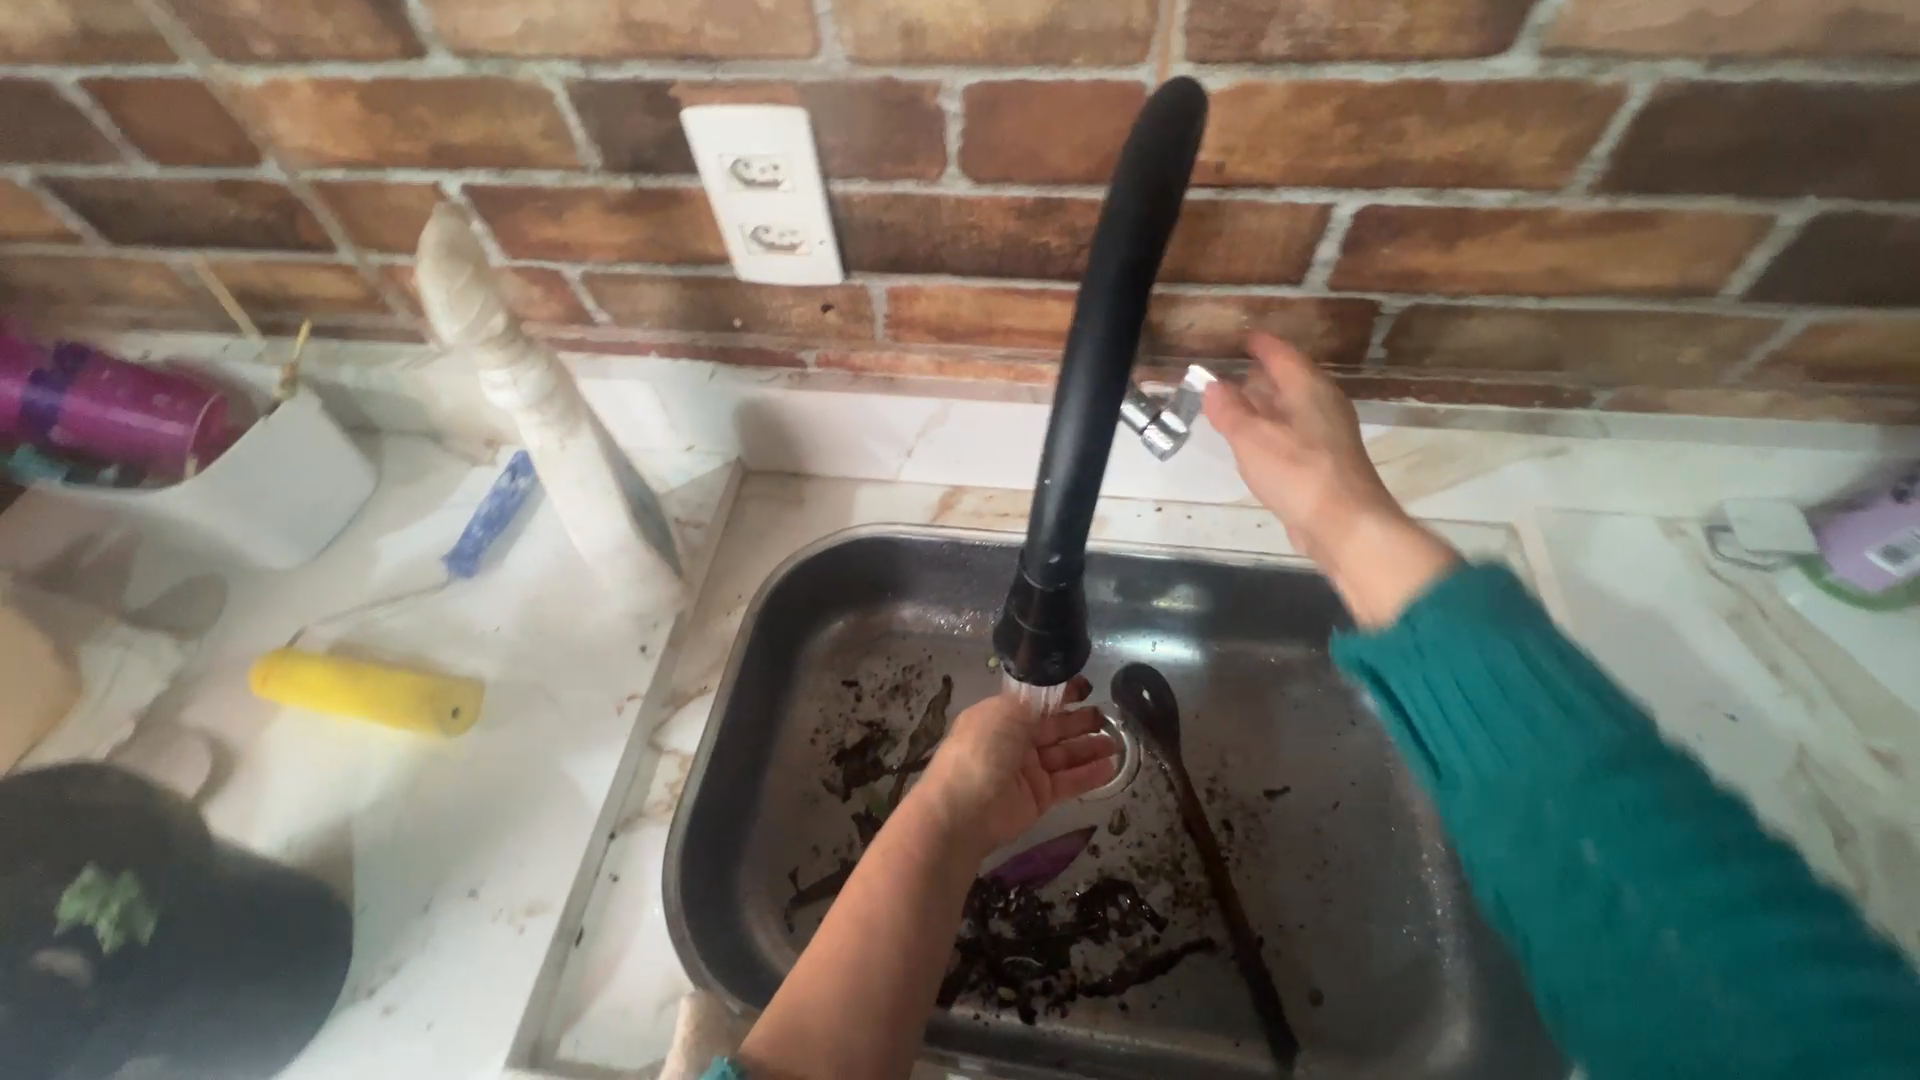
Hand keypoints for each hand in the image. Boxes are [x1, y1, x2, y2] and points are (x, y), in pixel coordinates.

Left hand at [913, 677, 1116, 856]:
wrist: (963, 810)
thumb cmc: (981, 751)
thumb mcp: (1004, 713)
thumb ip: (1032, 704)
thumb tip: (1051, 694)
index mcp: (1000, 716)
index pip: (1036, 703)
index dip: (1061, 697)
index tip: (1085, 689)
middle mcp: (1014, 741)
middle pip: (1053, 728)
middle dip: (1080, 722)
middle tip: (1108, 717)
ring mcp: (1027, 771)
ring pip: (1064, 755)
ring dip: (1089, 748)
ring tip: (1117, 742)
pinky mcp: (1039, 797)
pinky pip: (1068, 782)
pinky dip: (1089, 775)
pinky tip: (1111, 767)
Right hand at [1203, 332, 1458, 627]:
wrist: (1345, 524)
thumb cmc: (1298, 472)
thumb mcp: (1251, 438)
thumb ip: (1229, 410)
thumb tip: (1213, 386)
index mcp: (1309, 389)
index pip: (1283, 355)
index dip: (1262, 345)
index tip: (1244, 338)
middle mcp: (1323, 405)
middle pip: (1290, 381)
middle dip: (1262, 376)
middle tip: (1232, 374)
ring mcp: (1328, 435)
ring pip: (1292, 408)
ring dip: (1266, 405)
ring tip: (1237, 407)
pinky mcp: (1326, 463)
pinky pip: (1293, 433)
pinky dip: (1273, 430)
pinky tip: (1256, 444)